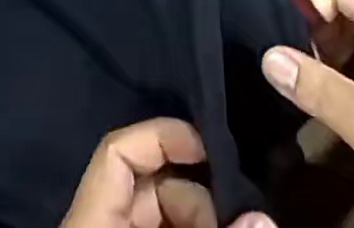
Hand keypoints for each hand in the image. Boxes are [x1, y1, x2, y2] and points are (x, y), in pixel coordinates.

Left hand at [59, 119, 274, 227]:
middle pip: (145, 180)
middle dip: (195, 190)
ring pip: (157, 212)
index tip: (209, 144)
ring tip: (234, 225)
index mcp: (90, 216)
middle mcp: (95, 219)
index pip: (117, 148)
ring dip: (199, 214)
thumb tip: (263, 216)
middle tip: (236, 215)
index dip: (162, 136)